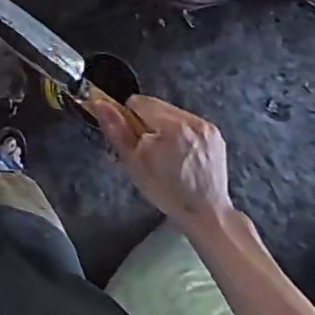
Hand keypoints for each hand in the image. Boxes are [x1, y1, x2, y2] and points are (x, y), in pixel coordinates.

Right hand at [89, 94, 232, 230]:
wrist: (205, 212)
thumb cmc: (166, 191)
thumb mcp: (134, 163)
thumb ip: (116, 130)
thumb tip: (100, 103)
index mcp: (171, 126)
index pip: (139, 102)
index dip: (130, 119)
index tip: (134, 139)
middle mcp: (191, 120)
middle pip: (156, 105)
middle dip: (148, 122)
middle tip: (150, 149)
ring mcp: (206, 126)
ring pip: (172, 113)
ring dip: (164, 126)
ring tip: (167, 154)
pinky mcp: (215, 133)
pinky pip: (189, 122)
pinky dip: (181, 132)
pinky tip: (182, 154)